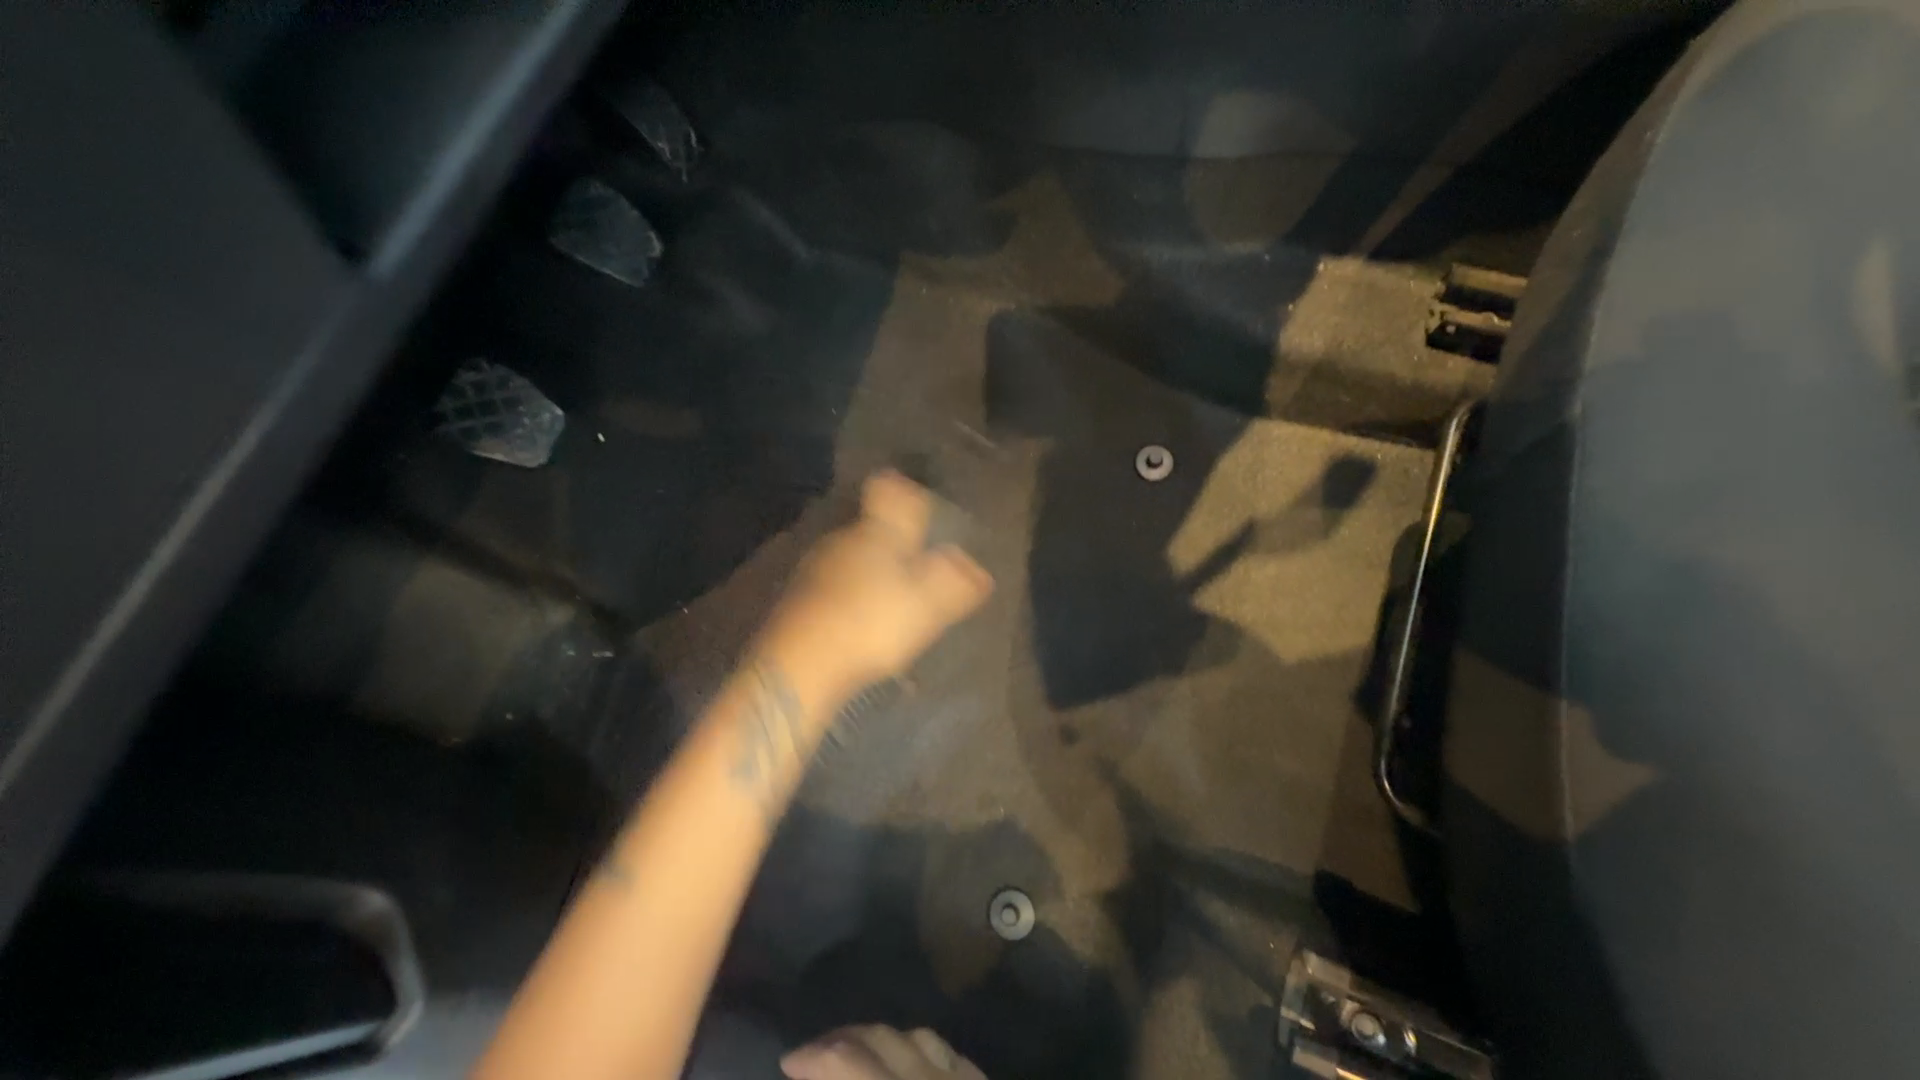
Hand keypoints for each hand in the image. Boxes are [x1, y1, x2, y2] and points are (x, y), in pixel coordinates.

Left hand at [756, 471, 992, 703]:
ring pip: (848, 556)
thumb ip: (955, 582)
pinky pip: (830, 584)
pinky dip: (845, 595)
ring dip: (866, 571)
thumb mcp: (928, 606)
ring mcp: (814, 567)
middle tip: (912, 563)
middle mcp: (842, 539)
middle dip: (890, 542)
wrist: (800, 662)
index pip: (889, 493)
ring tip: (886, 598)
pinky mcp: (796, 596)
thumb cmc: (871, 625)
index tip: (918, 503)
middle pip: (869, 528)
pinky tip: (855, 619)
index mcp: (877, 533)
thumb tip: (978, 568)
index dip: (904, 494)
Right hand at [782, 1026, 987, 1079]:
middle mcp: (926, 1078)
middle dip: (840, 1040)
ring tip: (858, 1052)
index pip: (845, 1060)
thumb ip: (851, 1078)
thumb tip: (825, 1072)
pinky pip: (950, 1054)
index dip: (812, 1056)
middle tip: (813, 1055)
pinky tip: (914, 1061)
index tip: (788, 1061)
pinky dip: (922, 1051)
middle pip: (880, 1039)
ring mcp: (961, 1078)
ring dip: (881, 1040)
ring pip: (918, 1037)